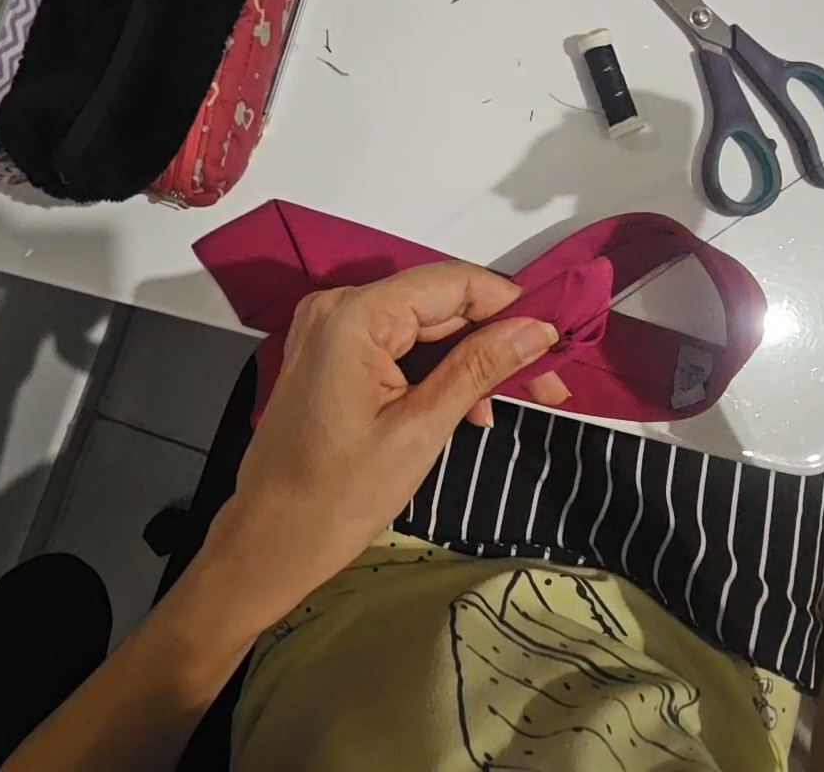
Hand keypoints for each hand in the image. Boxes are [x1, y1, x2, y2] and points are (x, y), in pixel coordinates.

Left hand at [195, 262, 562, 630]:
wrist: (268, 542)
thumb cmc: (341, 495)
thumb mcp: (421, 428)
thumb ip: (479, 367)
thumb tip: (540, 329)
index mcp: (356, 314)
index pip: (453, 282)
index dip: (511, 306)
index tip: (555, 344)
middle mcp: (340, 305)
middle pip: (439, 303)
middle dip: (495, 339)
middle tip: (546, 385)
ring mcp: (332, 327)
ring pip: (424, 326)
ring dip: (469, 360)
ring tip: (508, 404)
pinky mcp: (333, 351)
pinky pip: (398, 345)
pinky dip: (435, 370)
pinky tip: (466, 408)